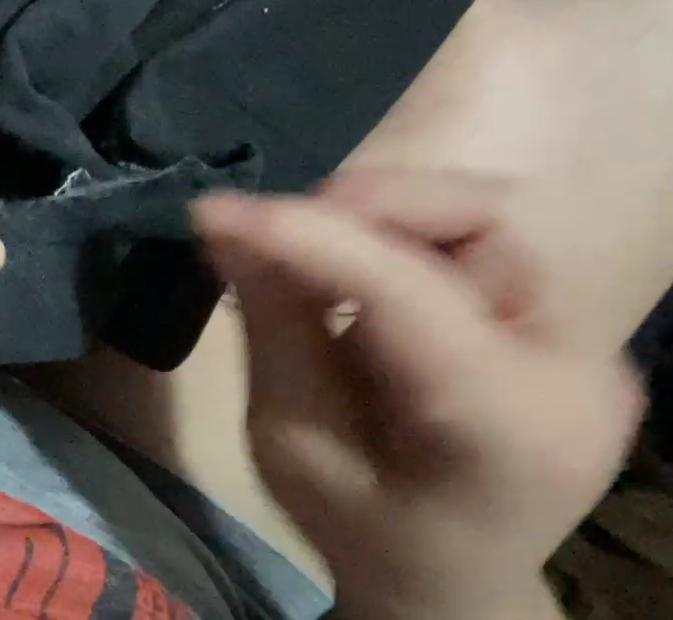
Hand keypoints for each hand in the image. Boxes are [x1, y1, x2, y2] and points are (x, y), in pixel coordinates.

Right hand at [193, 171, 642, 619]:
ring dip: (372, 215)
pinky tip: (340, 265)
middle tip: (272, 232)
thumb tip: (224, 227)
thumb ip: (272, 327)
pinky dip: (387, 230)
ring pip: (473, 214)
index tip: (208, 211)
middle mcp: (571, 367)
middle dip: (358, 208)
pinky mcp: (551, 321)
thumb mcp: (292, 439)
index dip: (301, 234)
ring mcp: (575, 340)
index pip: (404, 291)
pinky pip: (465, 236)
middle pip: (477, 223)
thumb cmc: (359, 524)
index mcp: (501, 424)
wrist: (449, 576)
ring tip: (303, 251)